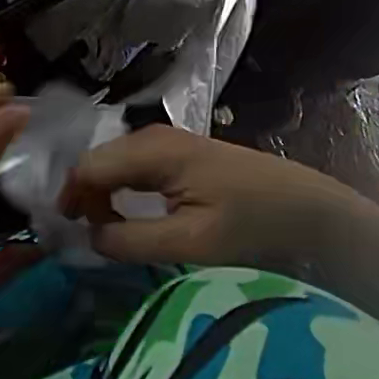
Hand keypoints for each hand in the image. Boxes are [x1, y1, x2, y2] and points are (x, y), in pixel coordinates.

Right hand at [68, 125, 378, 270]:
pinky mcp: (178, 152)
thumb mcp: (193, 242)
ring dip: (100, 195)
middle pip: (95, 161)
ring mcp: (165, 141)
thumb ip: (134, 240)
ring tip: (104, 230)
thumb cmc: (255, 225)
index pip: (87, 167)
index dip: (69, 199)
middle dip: (82, 196)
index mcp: (151, 150)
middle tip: (85, 237)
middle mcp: (151, 136)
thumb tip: (90, 238)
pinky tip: (127, 214)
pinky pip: (131, 167)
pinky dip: (119, 190)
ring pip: (112, 164)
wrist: (312, 209)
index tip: (65, 234)